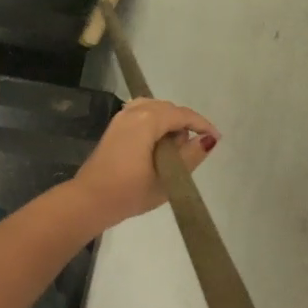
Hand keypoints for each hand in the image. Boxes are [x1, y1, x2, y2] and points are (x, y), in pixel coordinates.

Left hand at [70, 98, 218, 224]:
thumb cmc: (130, 191)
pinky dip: (154, 122)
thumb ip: (190, 156)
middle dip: (184, 123)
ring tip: (177, 147)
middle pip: (167, 108)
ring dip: (169, 122)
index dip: (202, 124)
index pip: (181, 114)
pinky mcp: (114, 127)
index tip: (217, 138)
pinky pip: (141, 113)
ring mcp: (121, 117)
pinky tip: (158, 142)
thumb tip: (208, 140)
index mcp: (147, 119)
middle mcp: (133, 111)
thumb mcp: (167, 177)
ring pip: (153, 109)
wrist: (91, 199)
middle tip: (195, 148)